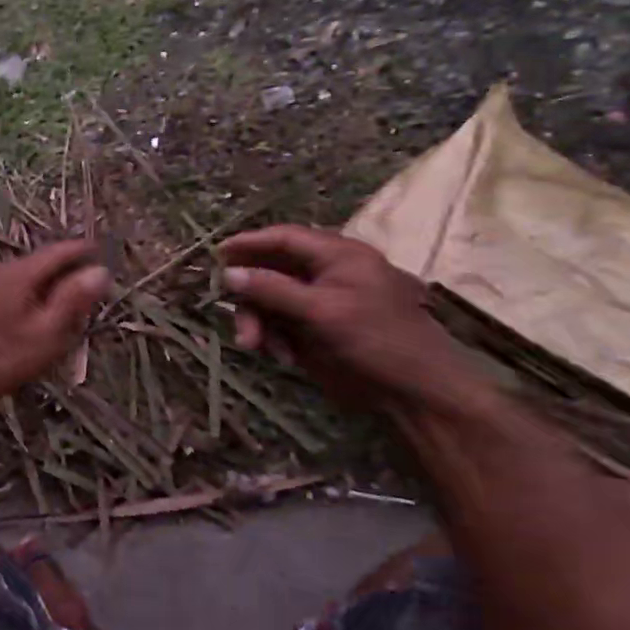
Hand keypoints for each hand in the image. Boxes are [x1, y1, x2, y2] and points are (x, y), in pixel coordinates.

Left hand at [0, 240, 110, 407]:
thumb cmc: (9, 358)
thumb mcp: (49, 330)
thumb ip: (74, 298)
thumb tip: (99, 271)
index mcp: (19, 272)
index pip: (60, 250)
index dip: (86, 252)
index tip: (108, 258)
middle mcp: (4, 270)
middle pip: (48, 263)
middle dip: (73, 276)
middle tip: (95, 297)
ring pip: (37, 278)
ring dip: (58, 290)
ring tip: (76, 314)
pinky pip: (24, 290)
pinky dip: (42, 299)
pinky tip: (49, 322)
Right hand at [219, 226, 471, 407]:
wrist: (413, 391)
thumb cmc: (376, 338)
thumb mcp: (322, 310)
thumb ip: (273, 289)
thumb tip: (228, 273)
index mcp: (336, 255)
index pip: (284, 238)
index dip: (249, 243)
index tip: (216, 254)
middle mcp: (324, 274)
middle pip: (269, 272)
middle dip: (251, 297)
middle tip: (237, 319)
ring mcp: (318, 304)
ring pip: (269, 302)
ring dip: (258, 323)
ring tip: (257, 347)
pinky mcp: (314, 332)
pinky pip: (278, 326)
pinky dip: (273, 340)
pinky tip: (283, 357)